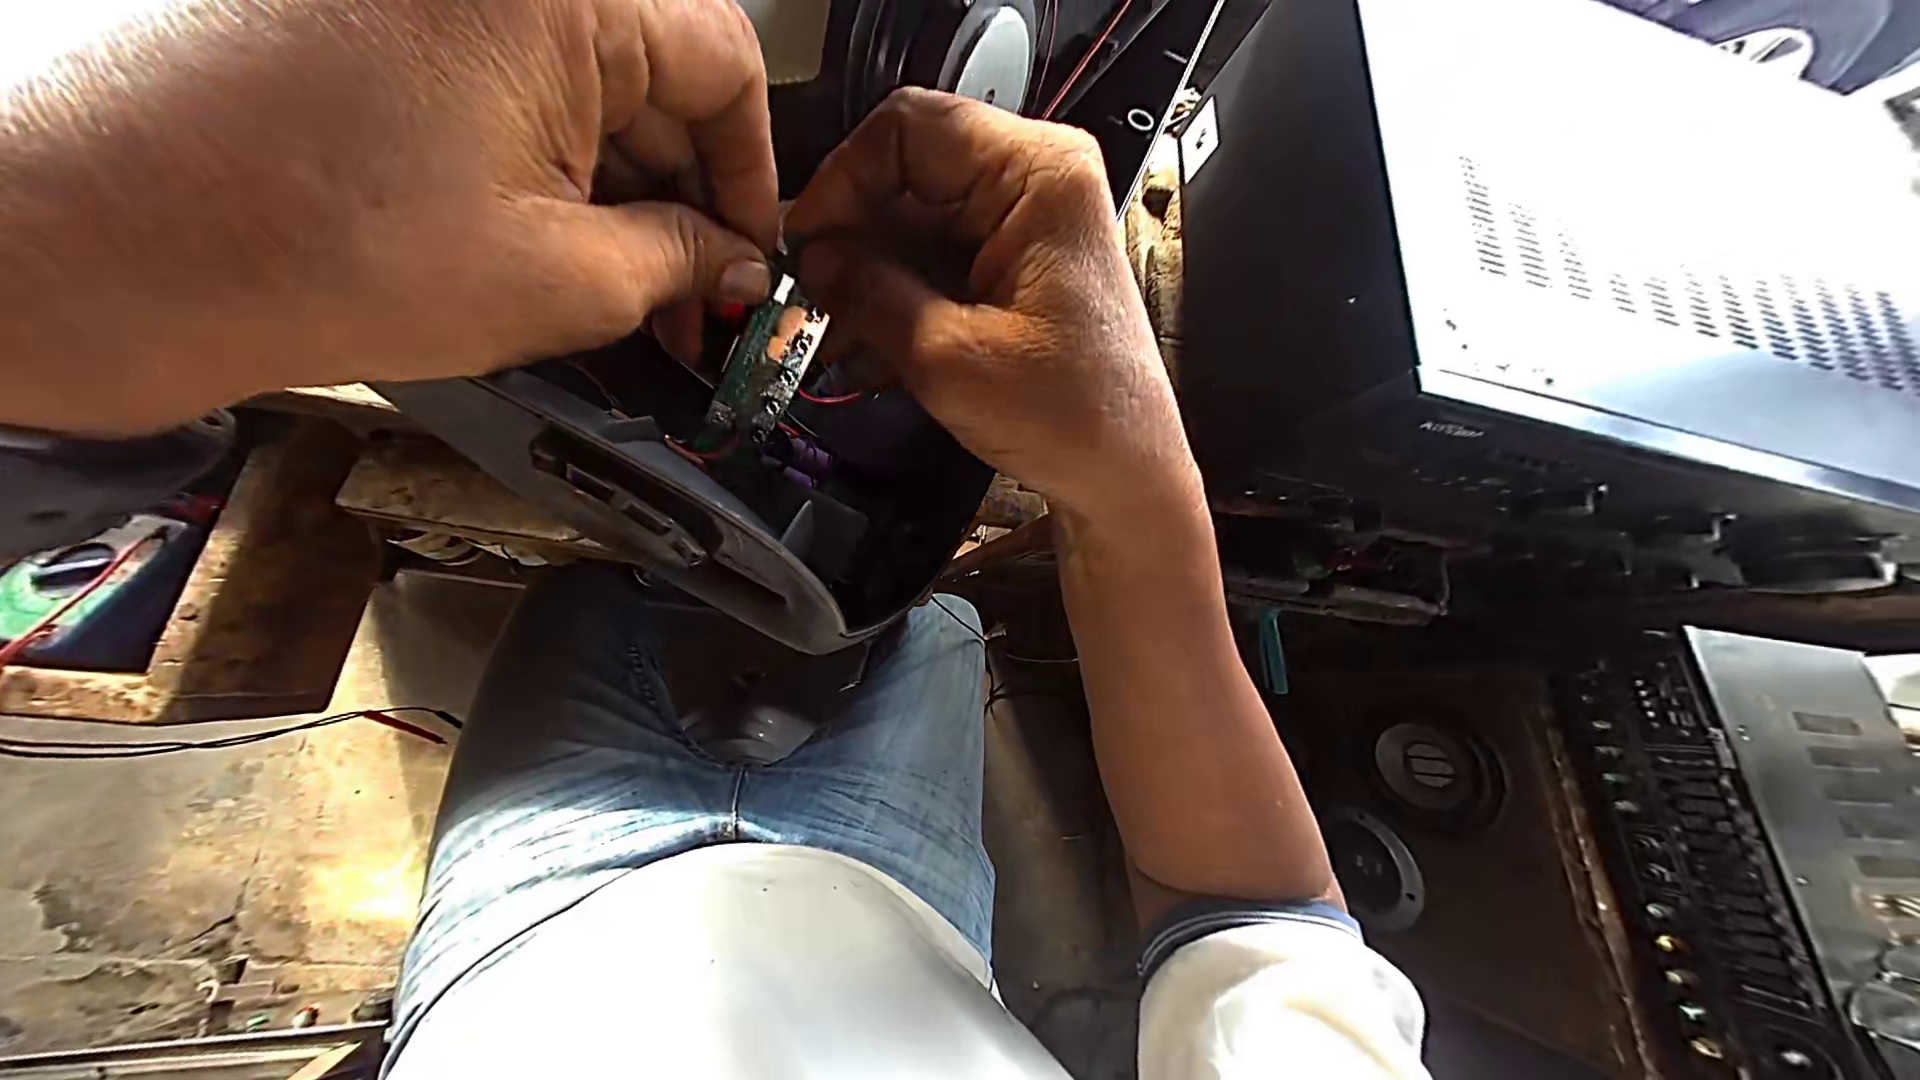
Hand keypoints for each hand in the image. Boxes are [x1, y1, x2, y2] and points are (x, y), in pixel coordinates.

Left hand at [0, 0, 778, 433]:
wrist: (101, 239)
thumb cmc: (353, 259)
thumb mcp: (576, 281)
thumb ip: (689, 263)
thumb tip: (746, 268)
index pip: (726, 62)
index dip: (754, 174)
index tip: (752, 256)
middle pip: (663, 77)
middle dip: (694, 199)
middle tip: (703, 297)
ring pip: (600, 93)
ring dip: (637, 199)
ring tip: (645, 294)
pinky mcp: (393, 14)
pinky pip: (531, 90)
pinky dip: (573, 175)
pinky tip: (583, 251)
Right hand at [785, 89, 1202, 525]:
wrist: (1123, 476)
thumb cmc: (1068, 417)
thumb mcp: (948, 357)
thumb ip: (869, 296)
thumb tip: (813, 261)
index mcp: (1036, 176)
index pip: (908, 131)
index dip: (841, 182)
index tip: (802, 242)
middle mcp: (1033, 190)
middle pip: (910, 185)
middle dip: (852, 247)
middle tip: (809, 302)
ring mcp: (1024, 237)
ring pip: (918, 236)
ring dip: (869, 287)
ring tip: (834, 341)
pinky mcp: (1015, 281)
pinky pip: (940, 274)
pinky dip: (900, 309)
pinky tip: (870, 354)